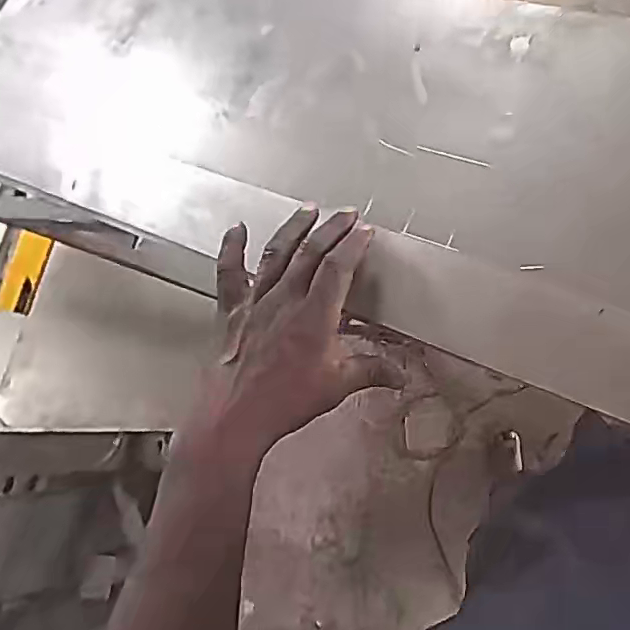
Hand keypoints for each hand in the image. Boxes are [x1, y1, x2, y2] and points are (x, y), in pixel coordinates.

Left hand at [183, 205, 384, 456]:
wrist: (234, 419)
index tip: (365, 231)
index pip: (337, 268)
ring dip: (294, 228)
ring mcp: (256, 303)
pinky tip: (236, 229)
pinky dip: (232, 248)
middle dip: (332, 228)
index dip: (353, 245)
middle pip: (311, 252)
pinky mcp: (233, 311)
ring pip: (276, 254)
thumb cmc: (284, 402)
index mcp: (314, 316)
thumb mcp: (338, 386)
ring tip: (308, 210)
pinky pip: (229, 273)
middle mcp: (285, 301)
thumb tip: (401, 374)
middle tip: (347, 214)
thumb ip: (372, 371)